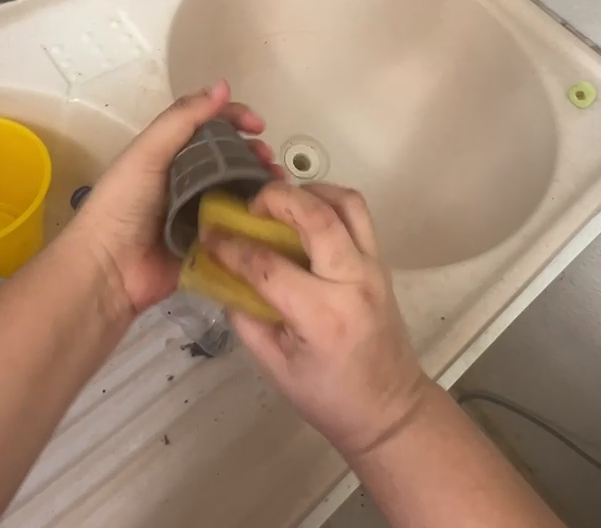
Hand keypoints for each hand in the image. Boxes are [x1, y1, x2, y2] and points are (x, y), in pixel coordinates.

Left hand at [66, 80, 274, 316]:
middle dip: (253, 153)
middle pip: (229, 157)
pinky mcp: (208, 244)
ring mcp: (199, 212)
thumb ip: (183, 118)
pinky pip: (237, 227)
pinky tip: (274, 215)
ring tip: (277, 186)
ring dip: (260, 184)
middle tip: (270, 162)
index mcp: (170, 153)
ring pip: (238, 190)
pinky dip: (256, 219)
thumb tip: (223, 85)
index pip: (209, 125)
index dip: (235, 118)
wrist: (108, 269)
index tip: (259, 125)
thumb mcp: (148, 151)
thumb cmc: (124, 203)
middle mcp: (186, 179)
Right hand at [206, 183, 431, 459]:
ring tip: (282, 204)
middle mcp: (352, 281)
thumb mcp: (276, 368)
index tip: (210, 236)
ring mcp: (373, 266)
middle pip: (316, 215)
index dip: (232, 247)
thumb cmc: (330, 397)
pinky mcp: (381, 261)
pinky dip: (329, 203)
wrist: (391, 409)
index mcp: (322, 315)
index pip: (268, 266)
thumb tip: (223, 275)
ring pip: (346, 202)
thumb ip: (246, 319)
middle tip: (250, 207)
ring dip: (310, 191)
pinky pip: (357, 215)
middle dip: (276, 199)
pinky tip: (305, 217)